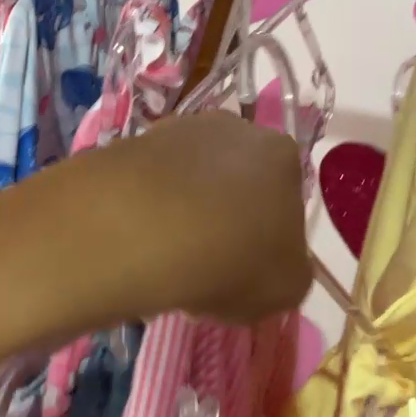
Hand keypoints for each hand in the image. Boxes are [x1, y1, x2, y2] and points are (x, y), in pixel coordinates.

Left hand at [26, 111, 311, 326]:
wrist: (145, 229)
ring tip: (162, 259)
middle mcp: (231, 128)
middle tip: (205, 265)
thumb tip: (273, 264)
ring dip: (178, 212)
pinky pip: (144, 184)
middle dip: (220, 218)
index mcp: (281, 155)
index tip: (246, 268)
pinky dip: (141, 210)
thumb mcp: (286, 287)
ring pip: (185, 180)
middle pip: (231, 181)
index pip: (282, 196)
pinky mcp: (128, 143)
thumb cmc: (233, 258)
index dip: (265, 236)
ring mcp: (174, 130)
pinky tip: (134, 243)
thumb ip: (287, 269)